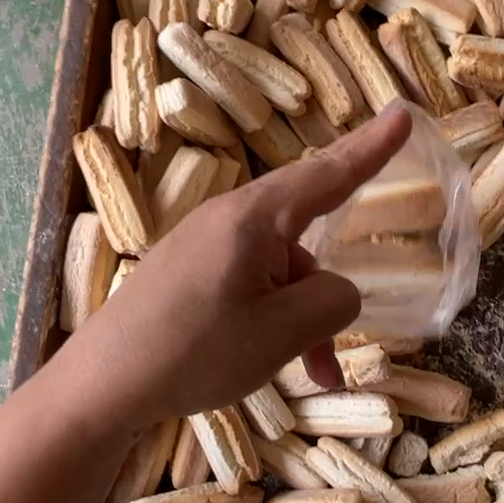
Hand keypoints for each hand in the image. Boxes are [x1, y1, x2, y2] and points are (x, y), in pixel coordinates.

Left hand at [51, 106, 413, 433]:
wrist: (100, 387)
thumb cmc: (195, 352)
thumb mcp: (282, 332)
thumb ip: (332, 301)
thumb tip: (337, 290)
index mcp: (253, 219)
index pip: (327, 174)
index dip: (371, 149)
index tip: (403, 115)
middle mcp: (228, 220)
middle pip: (303, 237)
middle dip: (325, 288)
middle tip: (334, 331)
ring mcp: (203, 246)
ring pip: (277, 272)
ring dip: (300, 319)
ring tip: (311, 373)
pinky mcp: (188, 274)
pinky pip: (248, 284)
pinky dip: (271, 319)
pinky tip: (272, 362)